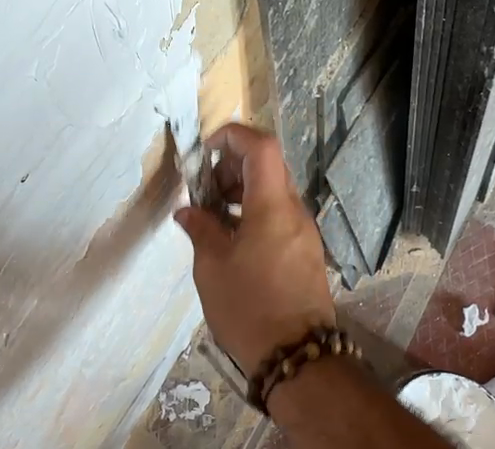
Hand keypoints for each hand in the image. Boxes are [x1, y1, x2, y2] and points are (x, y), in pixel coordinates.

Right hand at [173, 123, 335, 374]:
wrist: (298, 358)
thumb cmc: (250, 307)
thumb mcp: (212, 267)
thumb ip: (200, 229)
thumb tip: (188, 211)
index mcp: (272, 205)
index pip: (261, 145)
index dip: (232, 136)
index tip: (206, 152)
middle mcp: (294, 210)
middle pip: (267, 164)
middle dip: (232, 166)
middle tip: (205, 190)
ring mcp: (304, 231)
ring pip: (273, 189)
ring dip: (242, 190)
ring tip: (213, 216)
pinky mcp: (305, 251)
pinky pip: (279, 214)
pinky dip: (254, 212)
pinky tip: (232, 239)